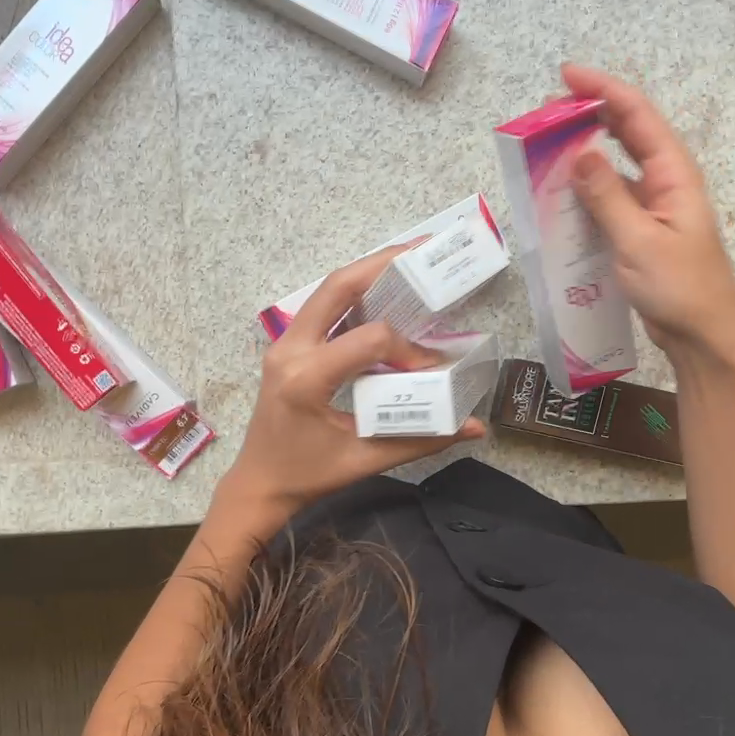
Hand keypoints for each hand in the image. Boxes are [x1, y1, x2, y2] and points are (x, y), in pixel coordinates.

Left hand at [222, 247, 484, 515]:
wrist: (259, 484)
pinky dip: (352, 298)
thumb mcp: (365, 460)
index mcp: (306, 378)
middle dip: (382, 265)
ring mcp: (283, 345)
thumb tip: (475, 427)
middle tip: (423, 250)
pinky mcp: (286, 349)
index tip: (430, 368)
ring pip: (327, 293)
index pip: (369, 340)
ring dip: (366, 275)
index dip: (408, 349)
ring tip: (405, 262)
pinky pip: (320, 310)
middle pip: (338, 287)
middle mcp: (290, 351)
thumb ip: (422, 440)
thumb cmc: (307, 476)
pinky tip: (379, 296)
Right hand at [561, 65, 734, 370]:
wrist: (702, 334)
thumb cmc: (678, 287)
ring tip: (546, 151)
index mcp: (673, 174)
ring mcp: (653, 207)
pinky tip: (560, 199)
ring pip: (615, 169)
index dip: (602, 90)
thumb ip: (607, 196)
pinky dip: (586, 195)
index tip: (566, 76)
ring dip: (584, 157)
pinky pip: (609, 202)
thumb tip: (579, 152)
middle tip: (547, 113)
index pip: (636, 116)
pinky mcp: (640, 232)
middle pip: (627, 134)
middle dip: (590, 116)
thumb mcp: (637, 240)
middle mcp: (664, 182)